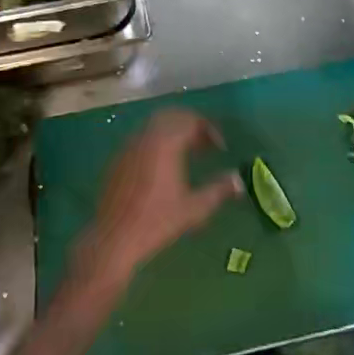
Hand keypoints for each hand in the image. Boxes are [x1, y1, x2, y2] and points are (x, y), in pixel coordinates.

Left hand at [75, 109, 241, 284]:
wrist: (114, 238)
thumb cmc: (157, 222)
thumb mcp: (194, 208)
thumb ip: (219, 190)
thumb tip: (239, 180)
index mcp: (165, 144)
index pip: (190, 120)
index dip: (208, 129)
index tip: (219, 148)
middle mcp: (145, 138)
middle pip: (170, 116)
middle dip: (190, 125)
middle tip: (205, 145)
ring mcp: (128, 147)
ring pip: (153, 126)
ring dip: (173, 132)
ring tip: (188, 154)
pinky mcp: (117, 160)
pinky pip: (141, 139)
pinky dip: (157, 142)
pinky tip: (164, 166)